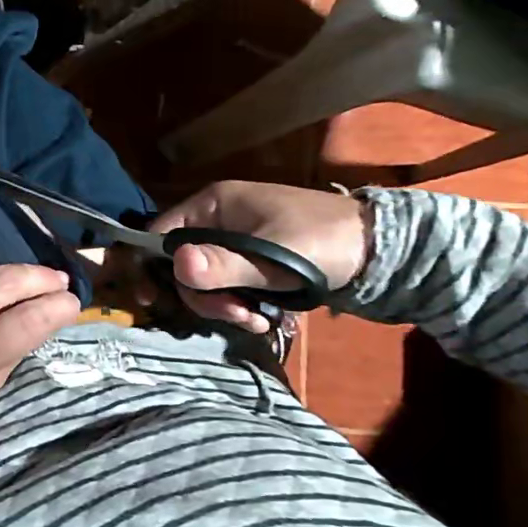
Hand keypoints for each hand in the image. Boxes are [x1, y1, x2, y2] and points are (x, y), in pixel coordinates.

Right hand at [146, 182, 367, 334]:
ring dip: (224, 307)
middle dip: (205, 297)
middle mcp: (217, 219)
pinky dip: (238, 305)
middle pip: (182, 265)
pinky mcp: (249, 261)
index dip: (152, 267)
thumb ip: (226, 264)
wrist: (375, 248)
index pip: (161, 234)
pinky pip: (227, 286)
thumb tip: (179, 265)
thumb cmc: (322, 242)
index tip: (154, 301)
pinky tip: (263, 319)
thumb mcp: (274, 257)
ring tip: (258, 321)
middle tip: (238, 315)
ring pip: (205, 281)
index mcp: (214, 204)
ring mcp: (233, 241)